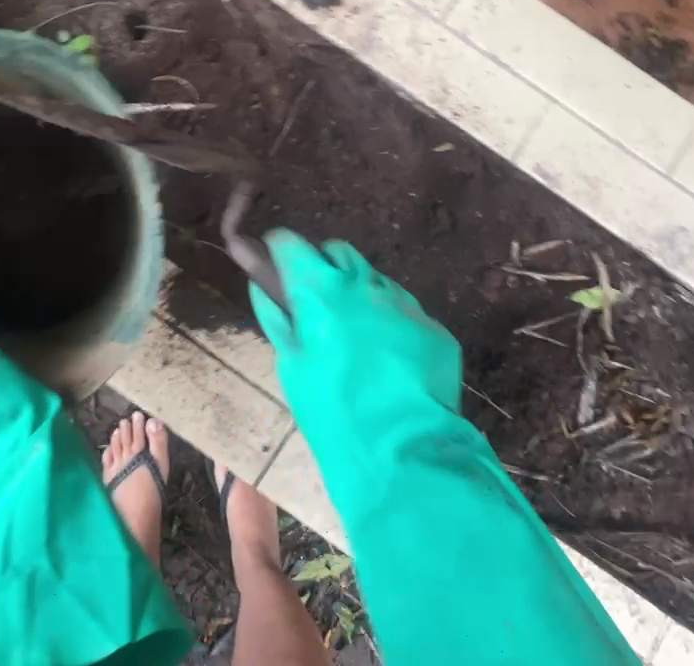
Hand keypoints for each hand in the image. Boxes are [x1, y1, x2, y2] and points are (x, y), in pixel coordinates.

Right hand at [249, 230, 462, 438]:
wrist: (402, 450)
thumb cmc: (330, 410)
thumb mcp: (290, 365)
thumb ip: (276, 318)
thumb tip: (260, 284)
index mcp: (320, 289)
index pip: (290, 243)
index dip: (277, 250)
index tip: (273, 263)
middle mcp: (364, 283)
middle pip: (336, 251)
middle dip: (320, 265)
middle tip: (312, 302)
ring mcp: (403, 303)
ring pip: (372, 280)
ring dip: (356, 294)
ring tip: (352, 338)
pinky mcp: (433, 327)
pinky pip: (403, 311)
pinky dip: (388, 323)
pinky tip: (387, 361)